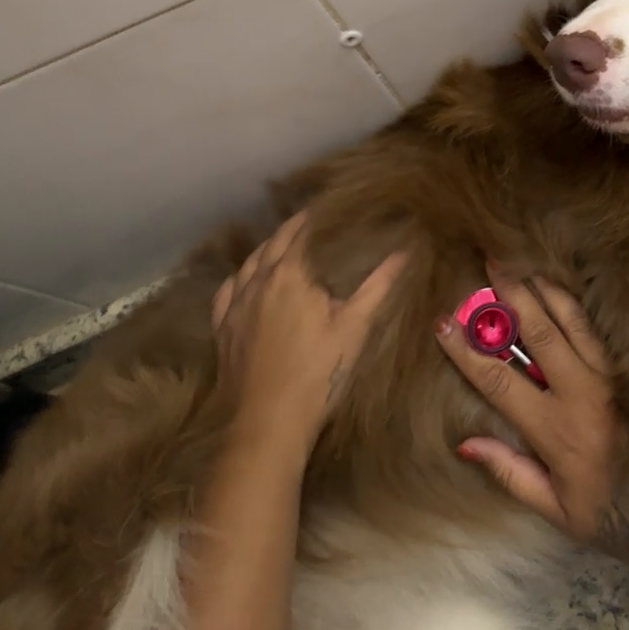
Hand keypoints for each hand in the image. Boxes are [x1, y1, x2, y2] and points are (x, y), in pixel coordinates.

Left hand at [212, 211, 404, 452]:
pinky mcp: (223, 328)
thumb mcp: (356, 327)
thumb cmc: (318, 372)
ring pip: (250, 262)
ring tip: (285, 241)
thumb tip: (405, 252)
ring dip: (269, 247)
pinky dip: (241, 276)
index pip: (305, 232)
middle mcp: (259, 280)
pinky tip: (248, 278)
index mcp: (292, 274)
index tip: (336, 206)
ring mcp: (236, 304)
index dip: (320, 217)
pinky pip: (228, 290)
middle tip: (315, 217)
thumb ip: (379, 285)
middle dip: (296, 227)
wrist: (268, 422)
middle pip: (276, 242)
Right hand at [434, 265, 628, 576]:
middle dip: (511, 295)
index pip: (500, 381)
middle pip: (540, 331)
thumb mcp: (556, 509)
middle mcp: (583, 392)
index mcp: (557, 428)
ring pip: (573, 320)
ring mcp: (611, 375)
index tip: (442, 323)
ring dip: (545, 288)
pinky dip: (578, 302)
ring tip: (524, 261)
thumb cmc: (609, 511)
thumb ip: (511, 473)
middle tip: (491, 262)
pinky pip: (600, 327)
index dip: (467, 352)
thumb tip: (467, 442)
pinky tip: (563, 283)